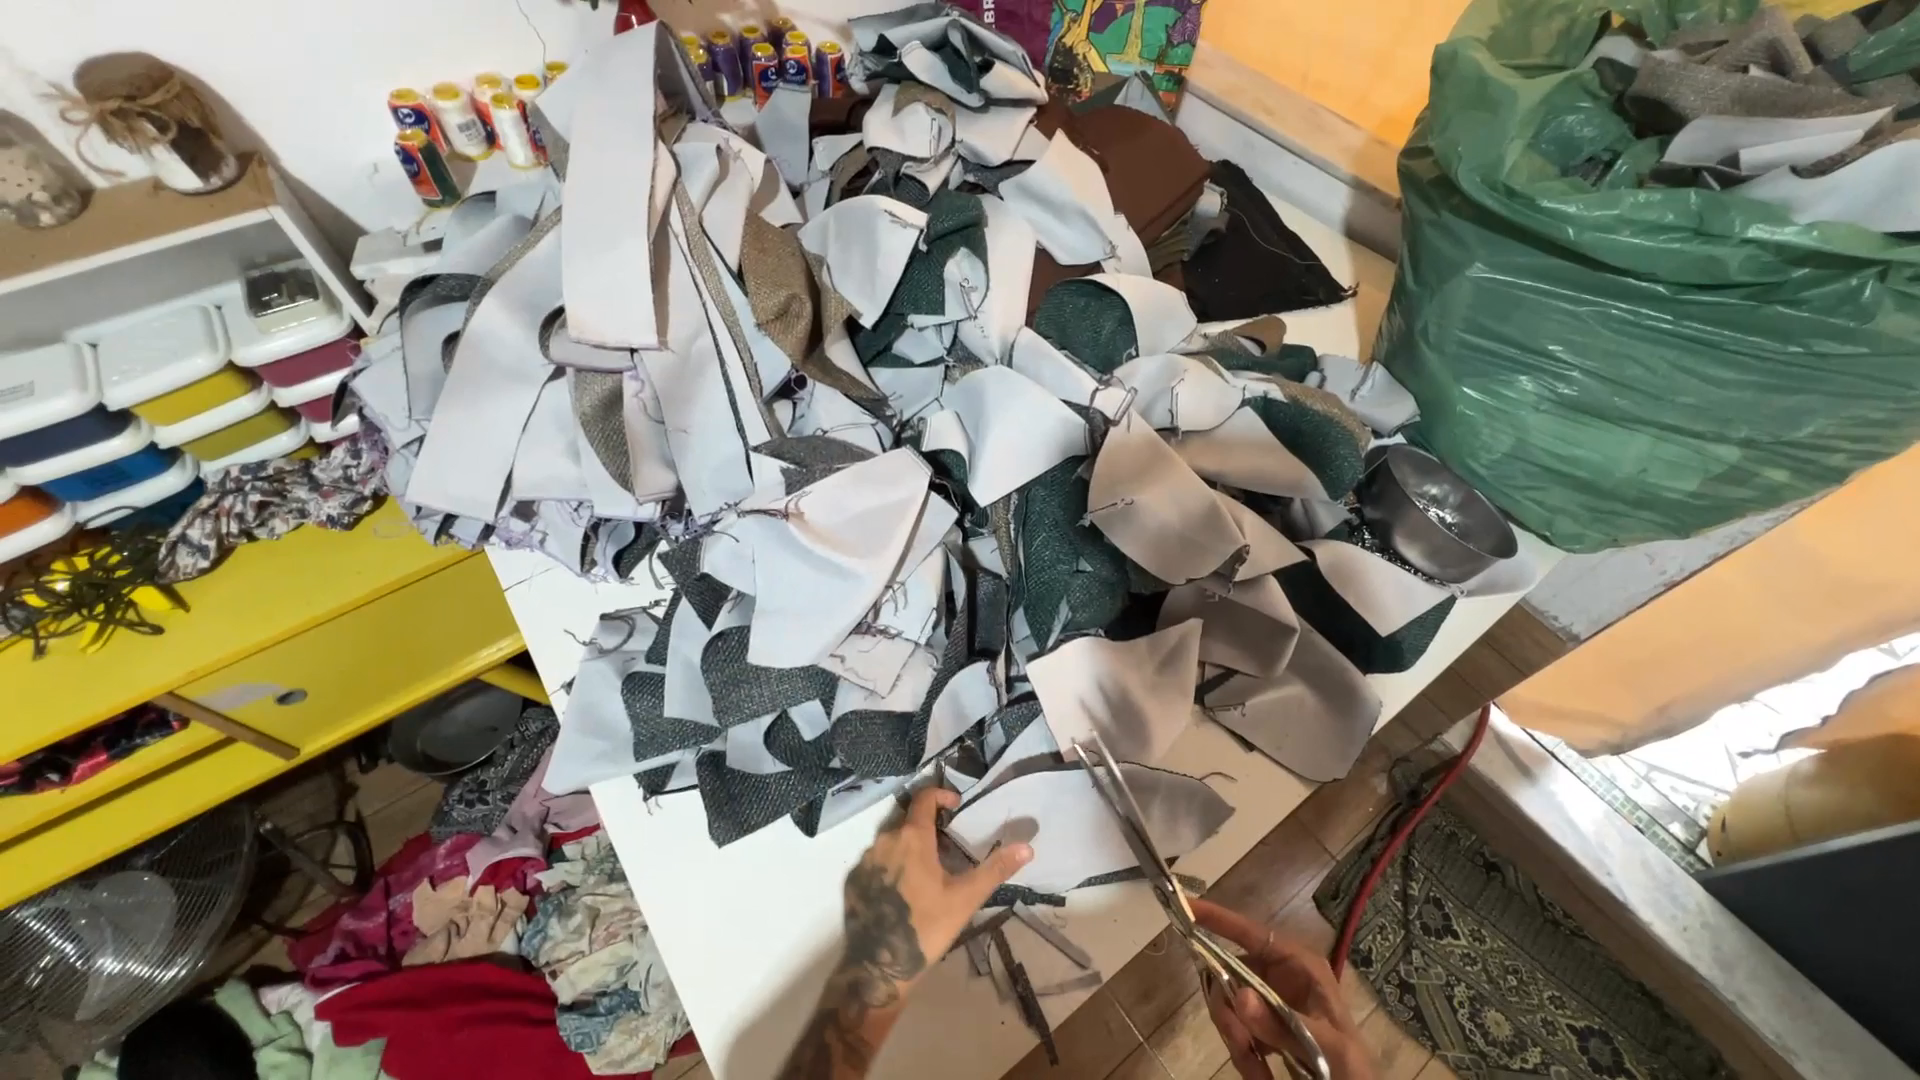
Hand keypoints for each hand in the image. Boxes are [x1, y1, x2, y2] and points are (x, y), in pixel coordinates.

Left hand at [779, 787, 1031, 1079]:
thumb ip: (995, 869)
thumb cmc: (927, 928)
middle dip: (928, 825)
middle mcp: (884, 840)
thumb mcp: (966, 898)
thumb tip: (1028, 848)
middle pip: (908, 819)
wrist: (880, 968)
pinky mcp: (854, 880)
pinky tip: (905, 890)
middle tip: (947, 845)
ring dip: (909, 845)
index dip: (941, 795)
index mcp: (912, 837)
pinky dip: (892, 865)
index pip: (924, 798)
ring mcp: (865, 860)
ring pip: (890, 840)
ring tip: (928, 869)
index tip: (955, 805)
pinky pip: (876, 861)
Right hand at [1189, 898, 1374, 1079]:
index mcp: (1300, 965)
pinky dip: (1241, 1053)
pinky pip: (1236, 1029)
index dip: (1217, 918)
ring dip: (1235, 1037)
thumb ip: (1283, 1024)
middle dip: (1228, 1008)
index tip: (1185, 908)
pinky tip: (1259, 1075)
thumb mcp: (1328, 1048)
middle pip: (1231, 973)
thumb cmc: (1355, 1071)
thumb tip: (1239, 997)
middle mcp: (1281, 975)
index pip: (1252, 933)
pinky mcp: (1264, 1026)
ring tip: (1256, 1071)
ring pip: (1229, 1004)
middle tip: (1239, 1042)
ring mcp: (1270, 1000)